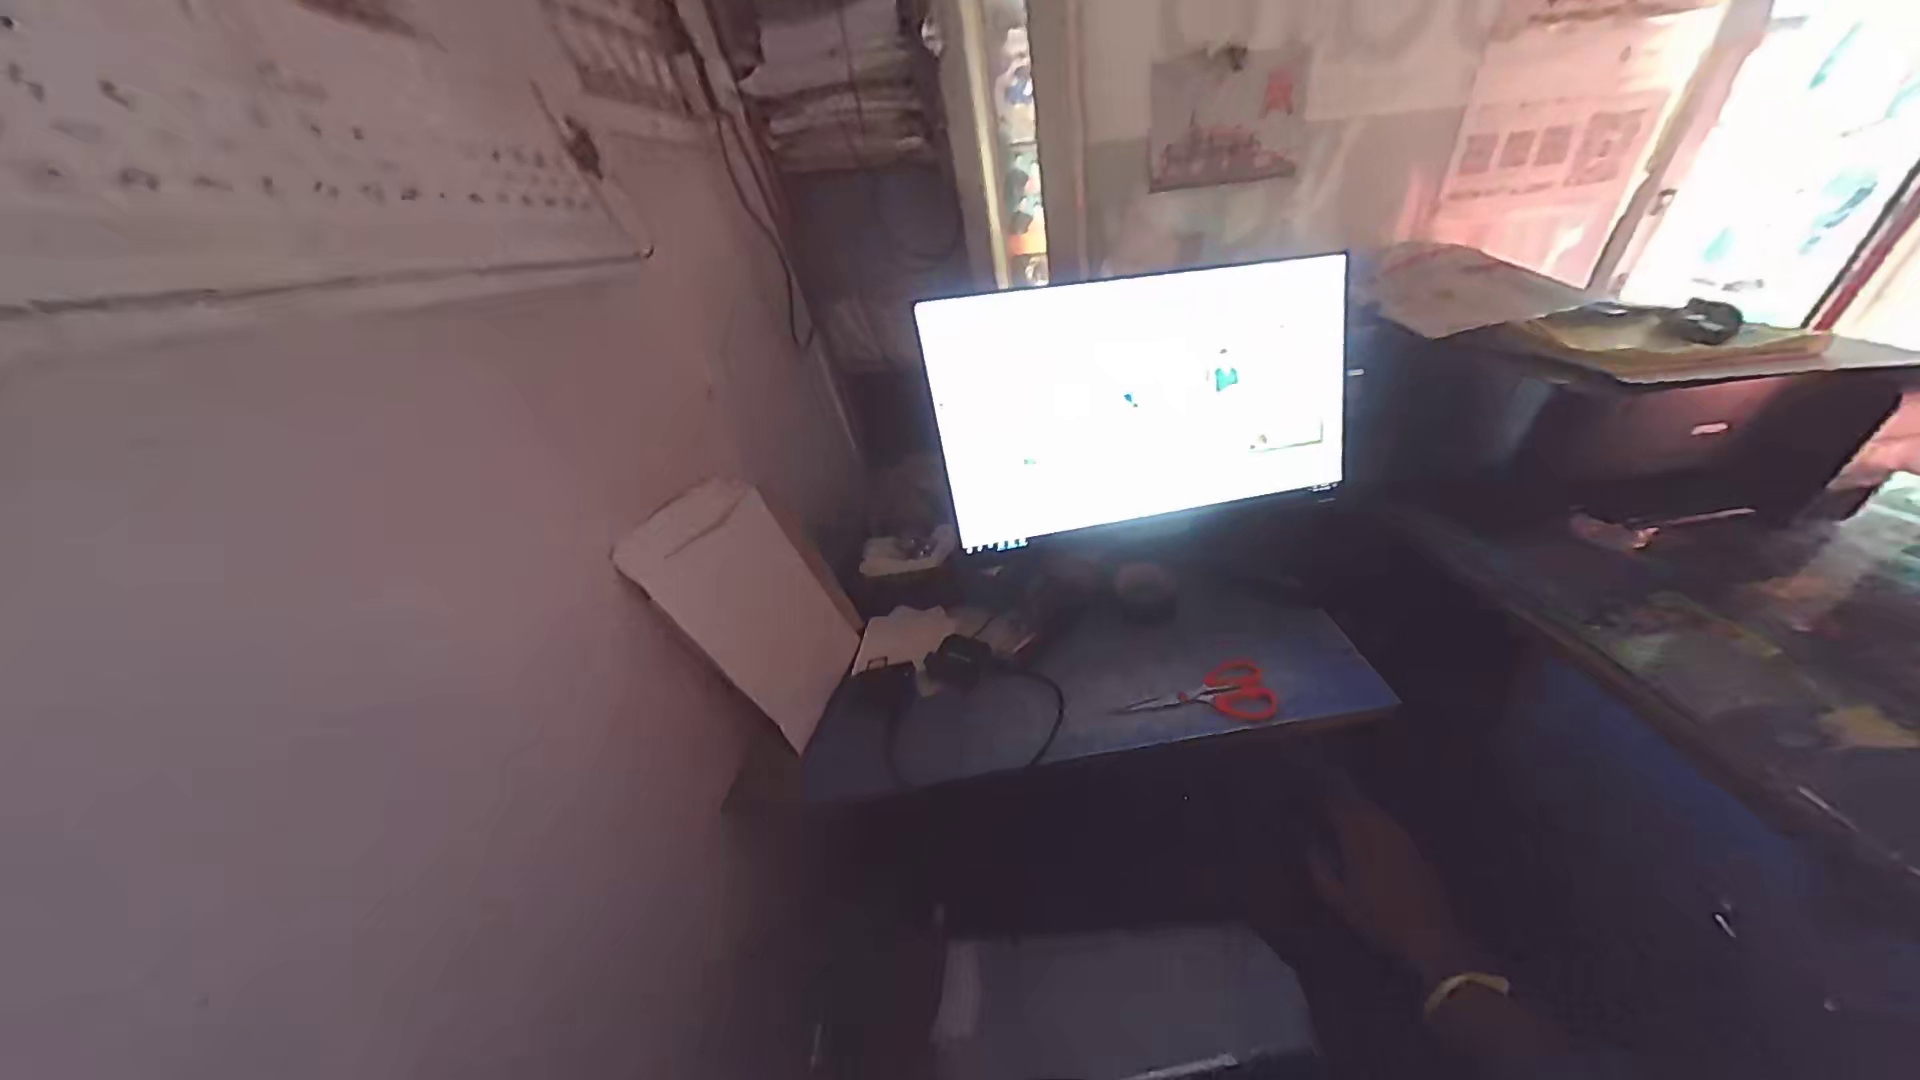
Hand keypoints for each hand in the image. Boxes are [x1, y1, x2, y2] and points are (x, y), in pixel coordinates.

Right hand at [1308, 791, 1479, 983]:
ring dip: (1357, 804)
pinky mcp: (1416, 851)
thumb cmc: (1379, 922)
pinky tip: (1367, 827)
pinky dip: (1373, 819)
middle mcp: (1382, 831)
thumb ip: (1319, 868)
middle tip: (1322, 783)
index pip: (1338, 803)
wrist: (1434, 943)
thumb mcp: (1339, 900)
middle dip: (1340, 790)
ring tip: (1341, 802)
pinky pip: (1388, 824)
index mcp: (1360, 838)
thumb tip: (1312, 843)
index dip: (1322, 789)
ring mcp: (1403, 840)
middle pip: (1358, 801)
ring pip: (1375, 811)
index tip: (1308, 779)